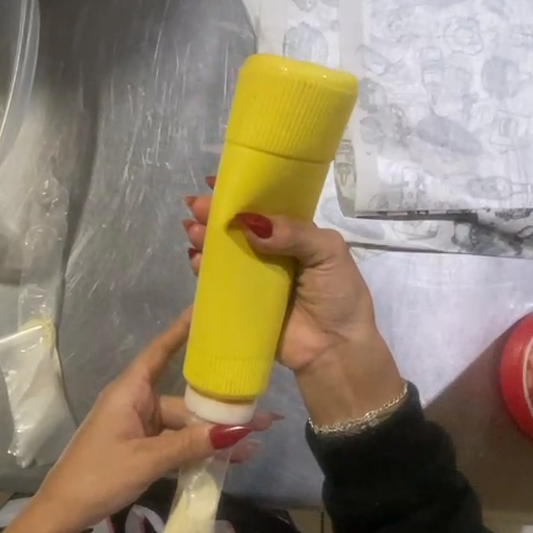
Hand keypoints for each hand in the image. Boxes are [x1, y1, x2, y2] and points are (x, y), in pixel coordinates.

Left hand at [0, 312, 273, 532]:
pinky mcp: (140, 451)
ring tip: (258, 441)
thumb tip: (238, 430)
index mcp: (129, 392)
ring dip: (214, 437)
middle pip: (184, 400)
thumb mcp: (147, 460)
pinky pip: (175, 445)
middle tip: (265, 416)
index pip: (159, 352)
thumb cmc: (98, 476)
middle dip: (220, 410)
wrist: (62, 514)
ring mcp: (138, 429)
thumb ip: (191, 445)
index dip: (182, 331)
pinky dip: (198, 452)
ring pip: (184, 427)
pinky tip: (230, 460)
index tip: (206, 310)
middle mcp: (135, 404)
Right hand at [182, 189, 406, 426]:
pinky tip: (194, 259)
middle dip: (215, 214)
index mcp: (296, 235)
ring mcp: (254, 278)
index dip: (243, 192)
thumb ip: (294, 233)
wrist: (335, 351)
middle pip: (238, 227)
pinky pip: (217, 282)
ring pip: (224, 251)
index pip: (265, 206)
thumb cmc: (339, 298)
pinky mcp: (240, 302)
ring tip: (192, 230)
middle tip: (196, 206)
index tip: (217, 181)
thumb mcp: (329, 253)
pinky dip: (202, 269)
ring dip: (205, 238)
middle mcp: (272, 252)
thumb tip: (249, 223)